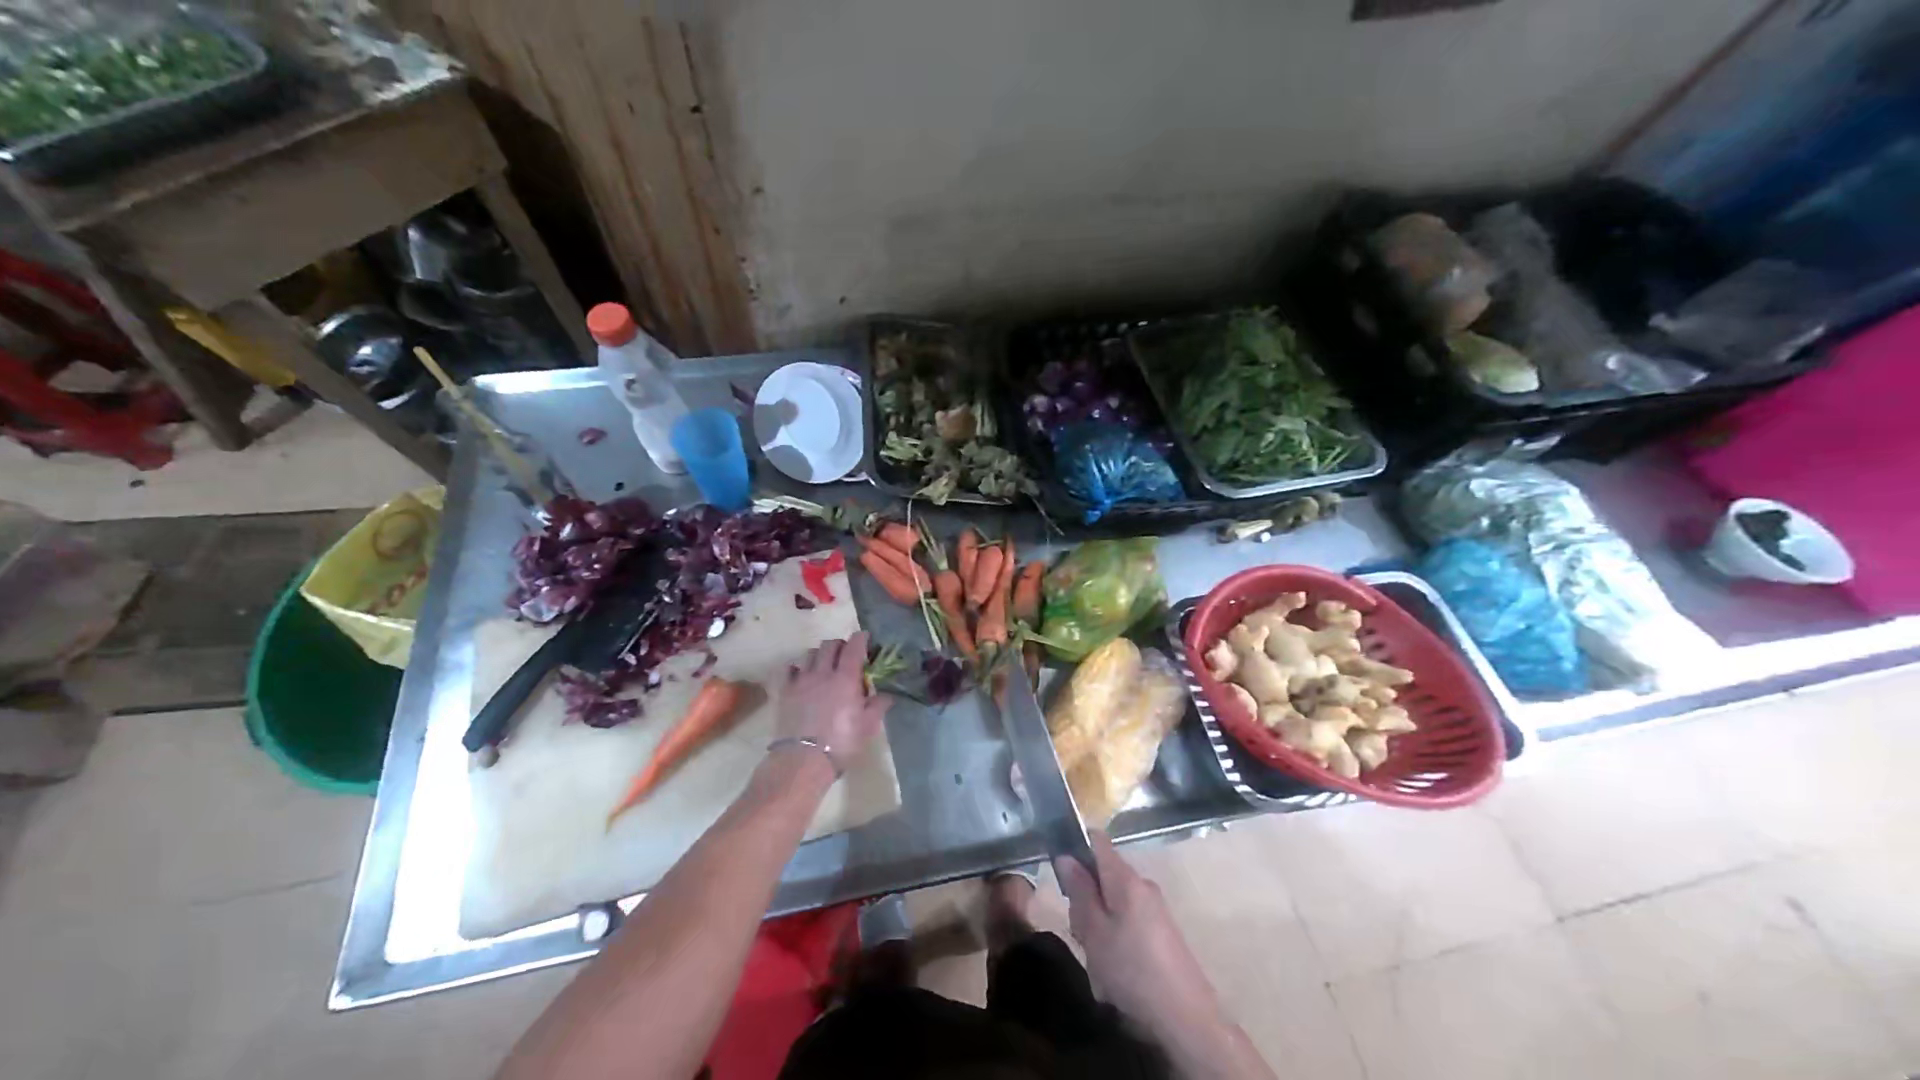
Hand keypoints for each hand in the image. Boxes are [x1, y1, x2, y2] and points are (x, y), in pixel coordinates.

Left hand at [777, 630, 890, 771]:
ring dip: (819, 655)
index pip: (854, 647)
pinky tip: (802, 676)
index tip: (865, 638)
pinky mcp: (784, 692)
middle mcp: (823, 672)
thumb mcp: (868, 726)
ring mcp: (801, 680)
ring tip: (824, 665)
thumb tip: (887, 695)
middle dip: (840, 645)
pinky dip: (797, 668)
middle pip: (829, 645)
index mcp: (846, 678)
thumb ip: (878, 706)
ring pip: (809, 654)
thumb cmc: (841, 743)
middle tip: (846, 655)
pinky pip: (789, 670)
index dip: (860, 639)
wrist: (803, 759)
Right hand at [1055, 832, 1222, 1039]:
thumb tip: (1066, 856)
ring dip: (1097, 922)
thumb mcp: (1094, 933)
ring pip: (1113, 901)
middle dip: (1084, 897)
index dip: (1075, 847)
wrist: (1187, 1020)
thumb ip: (1079, 892)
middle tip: (1079, 931)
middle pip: (1103, 874)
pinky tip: (1113, 970)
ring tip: (1096, 957)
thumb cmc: (1133, 972)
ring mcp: (1156, 909)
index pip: (1098, 841)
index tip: (1060, 873)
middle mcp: (1143, 885)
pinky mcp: (1162, 932)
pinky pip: (1127, 921)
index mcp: (1127, 879)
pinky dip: (1114, 938)